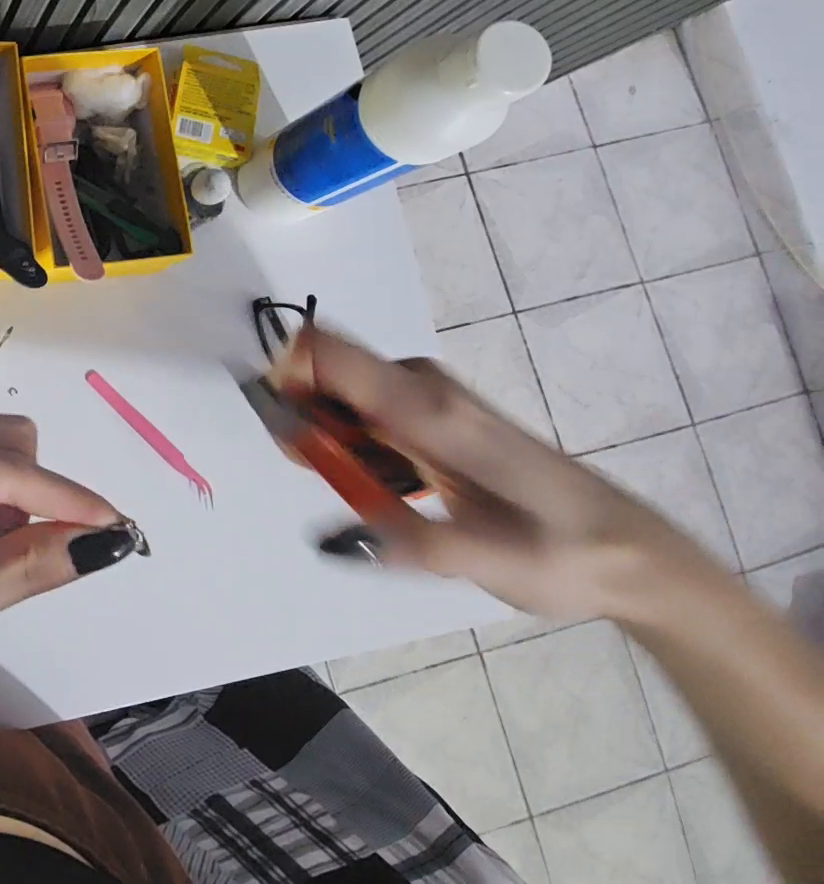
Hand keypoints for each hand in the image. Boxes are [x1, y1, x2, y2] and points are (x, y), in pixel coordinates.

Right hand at [274, 328, 721, 623]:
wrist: (634, 554)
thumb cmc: (566, 556)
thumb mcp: (493, 563)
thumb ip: (415, 543)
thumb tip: (333, 537)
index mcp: (434, 413)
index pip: (332, 355)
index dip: (286, 378)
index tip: (284, 429)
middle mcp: (427, 390)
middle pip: (324, 373)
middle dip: (301, 418)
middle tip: (320, 473)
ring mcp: (431, 399)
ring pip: (338, 392)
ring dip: (325, 436)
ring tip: (361, 490)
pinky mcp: (433, 414)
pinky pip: (360, 408)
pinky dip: (348, 440)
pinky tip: (380, 482)